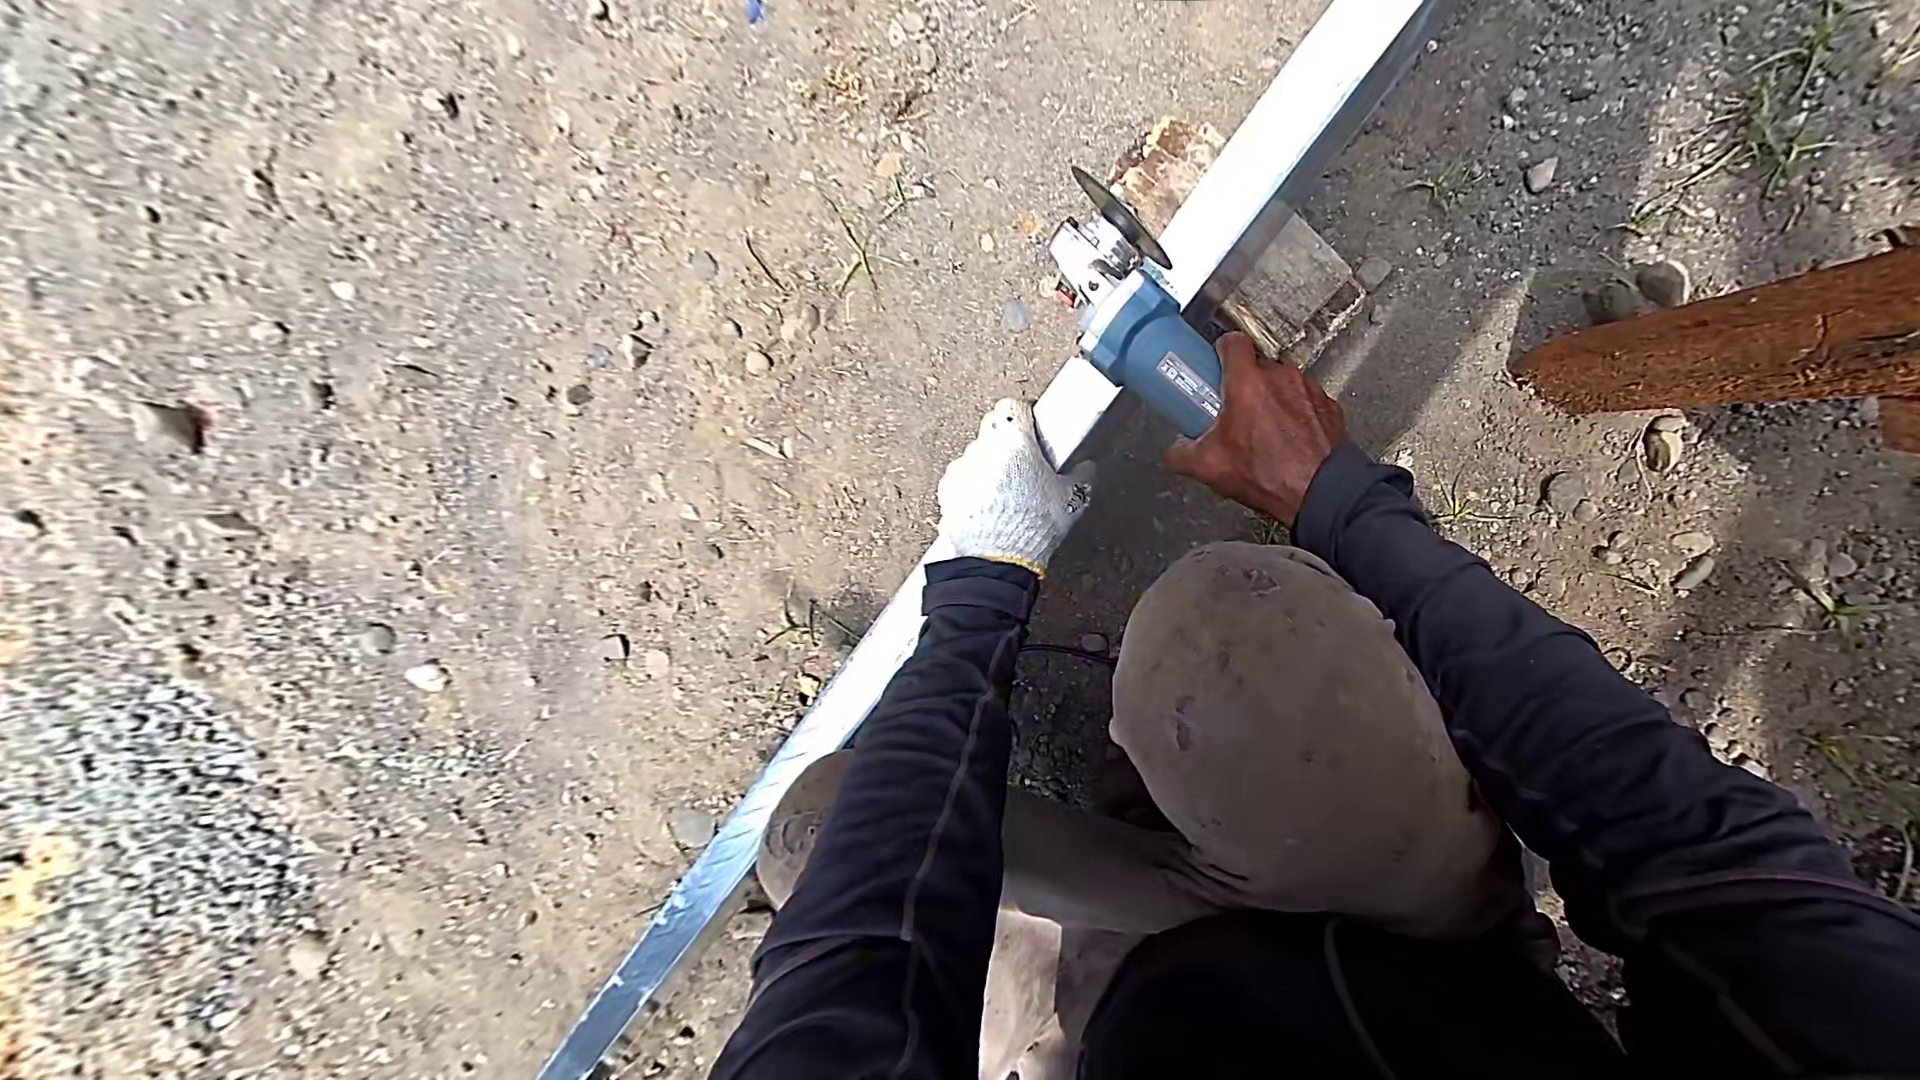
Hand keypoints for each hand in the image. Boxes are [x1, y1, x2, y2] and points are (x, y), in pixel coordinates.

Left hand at [937, 399, 1094, 575]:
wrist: (996, 560)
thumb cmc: (1031, 527)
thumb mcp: (1071, 500)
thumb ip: (1081, 477)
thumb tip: (1086, 469)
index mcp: (1014, 440)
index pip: (1012, 405)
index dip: (1023, 414)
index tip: (1031, 425)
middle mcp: (983, 448)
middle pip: (992, 428)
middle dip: (1006, 440)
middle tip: (1023, 462)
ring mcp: (961, 469)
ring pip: (975, 454)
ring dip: (988, 465)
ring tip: (1006, 491)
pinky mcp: (947, 491)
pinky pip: (961, 479)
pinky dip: (972, 487)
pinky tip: (989, 507)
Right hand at [1162, 332, 1346, 524]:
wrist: (1319, 491)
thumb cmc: (1268, 474)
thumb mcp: (1206, 467)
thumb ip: (1180, 453)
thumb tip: (1174, 450)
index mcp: (1247, 383)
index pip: (1233, 342)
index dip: (1221, 351)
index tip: (1214, 366)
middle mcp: (1280, 377)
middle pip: (1256, 365)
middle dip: (1242, 383)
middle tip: (1231, 409)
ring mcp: (1308, 388)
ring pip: (1280, 382)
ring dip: (1268, 397)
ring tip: (1259, 428)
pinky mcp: (1327, 404)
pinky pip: (1303, 398)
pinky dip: (1292, 412)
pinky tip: (1284, 437)